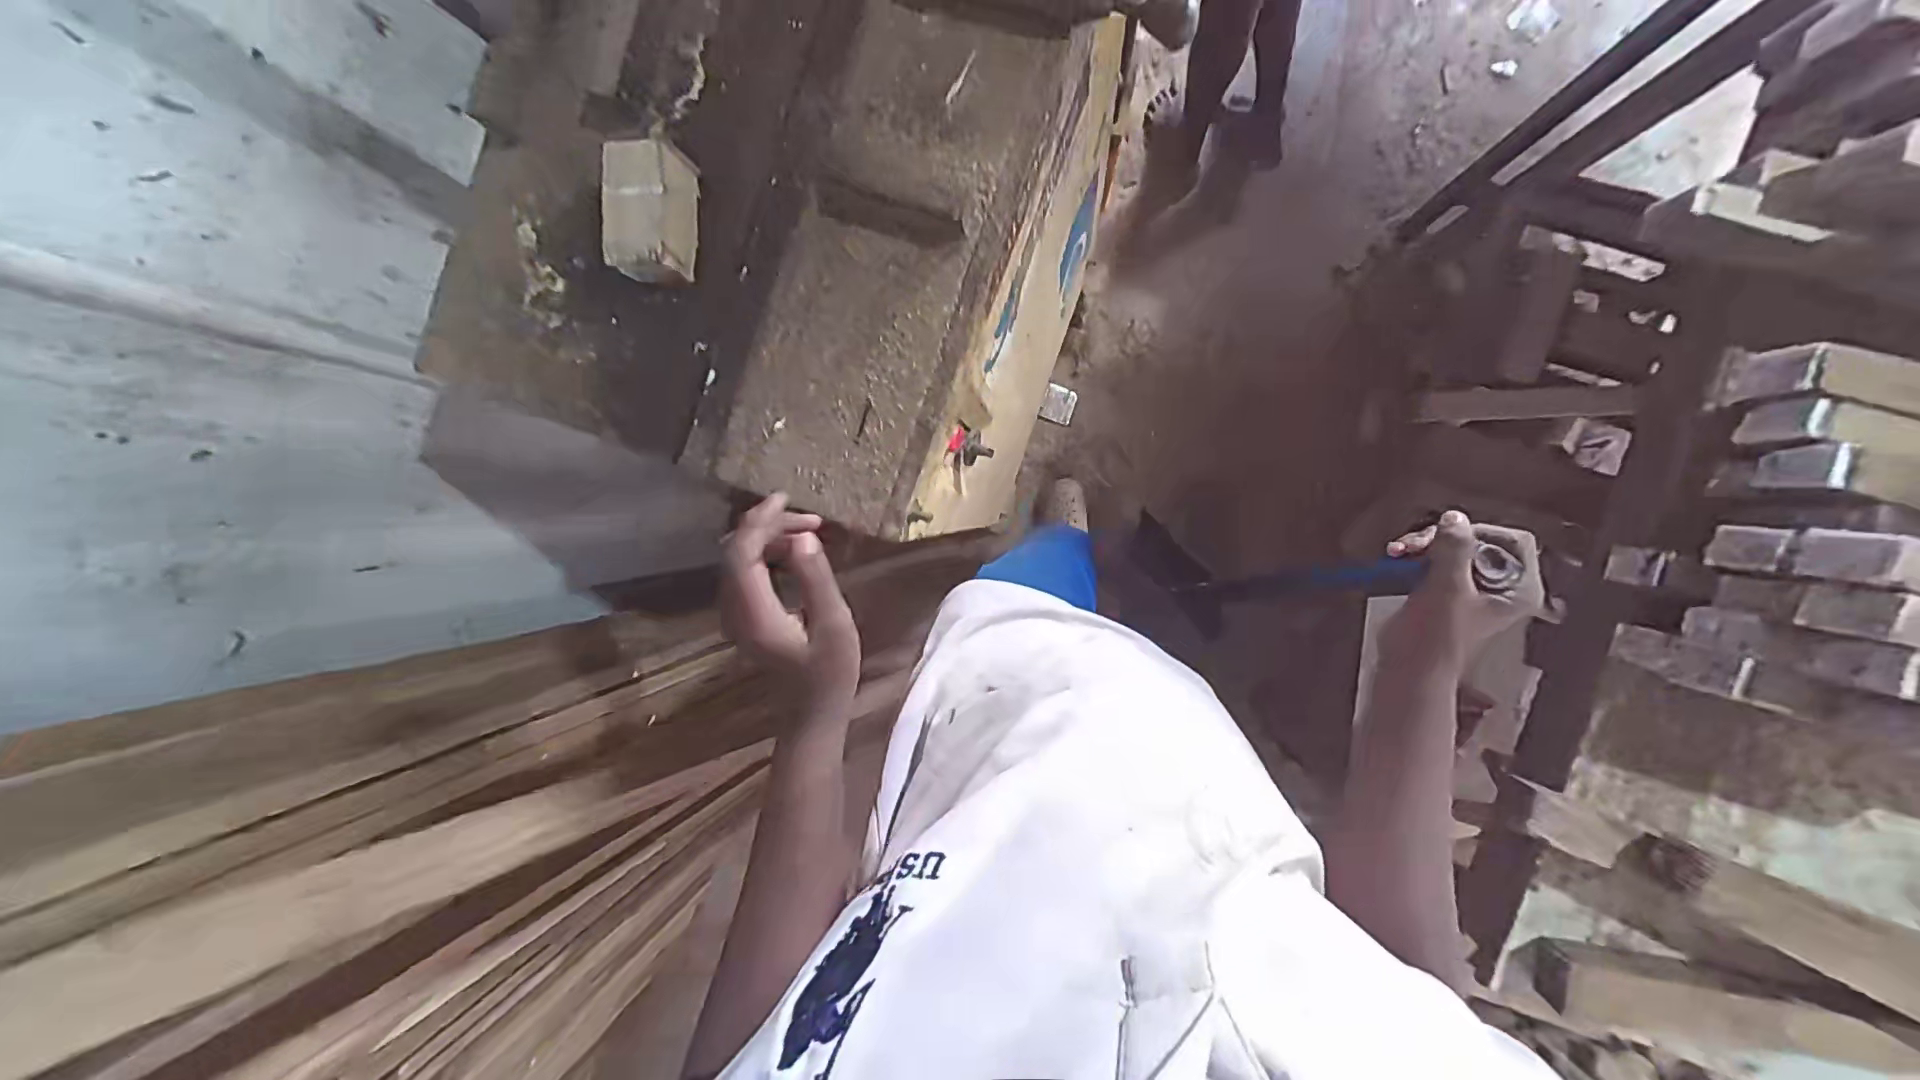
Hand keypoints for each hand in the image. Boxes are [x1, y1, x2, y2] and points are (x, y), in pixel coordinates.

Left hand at [720, 493, 860, 704]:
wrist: (812, 713)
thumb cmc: (830, 673)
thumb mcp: (834, 624)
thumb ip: (816, 578)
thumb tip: (802, 536)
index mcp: (754, 613)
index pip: (742, 554)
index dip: (760, 521)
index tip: (788, 500)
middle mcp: (734, 611)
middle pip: (736, 551)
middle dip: (769, 525)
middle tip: (812, 520)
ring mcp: (736, 616)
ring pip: (740, 559)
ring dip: (770, 538)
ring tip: (810, 533)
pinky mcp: (745, 617)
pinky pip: (747, 573)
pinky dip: (768, 554)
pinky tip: (796, 553)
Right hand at [1381, 510, 1542, 667]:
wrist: (1409, 668)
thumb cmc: (1436, 634)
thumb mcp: (1447, 588)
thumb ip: (1454, 549)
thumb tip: (1454, 516)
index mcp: (1519, 588)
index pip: (1513, 541)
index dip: (1479, 532)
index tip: (1446, 536)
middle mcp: (1501, 586)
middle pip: (1479, 542)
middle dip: (1442, 539)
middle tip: (1411, 545)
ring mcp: (1472, 590)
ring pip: (1453, 550)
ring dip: (1422, 546)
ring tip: (1396, 551)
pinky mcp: (1445, 593)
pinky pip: (1435, 562)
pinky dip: (1415, 557)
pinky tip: (1395, 557)